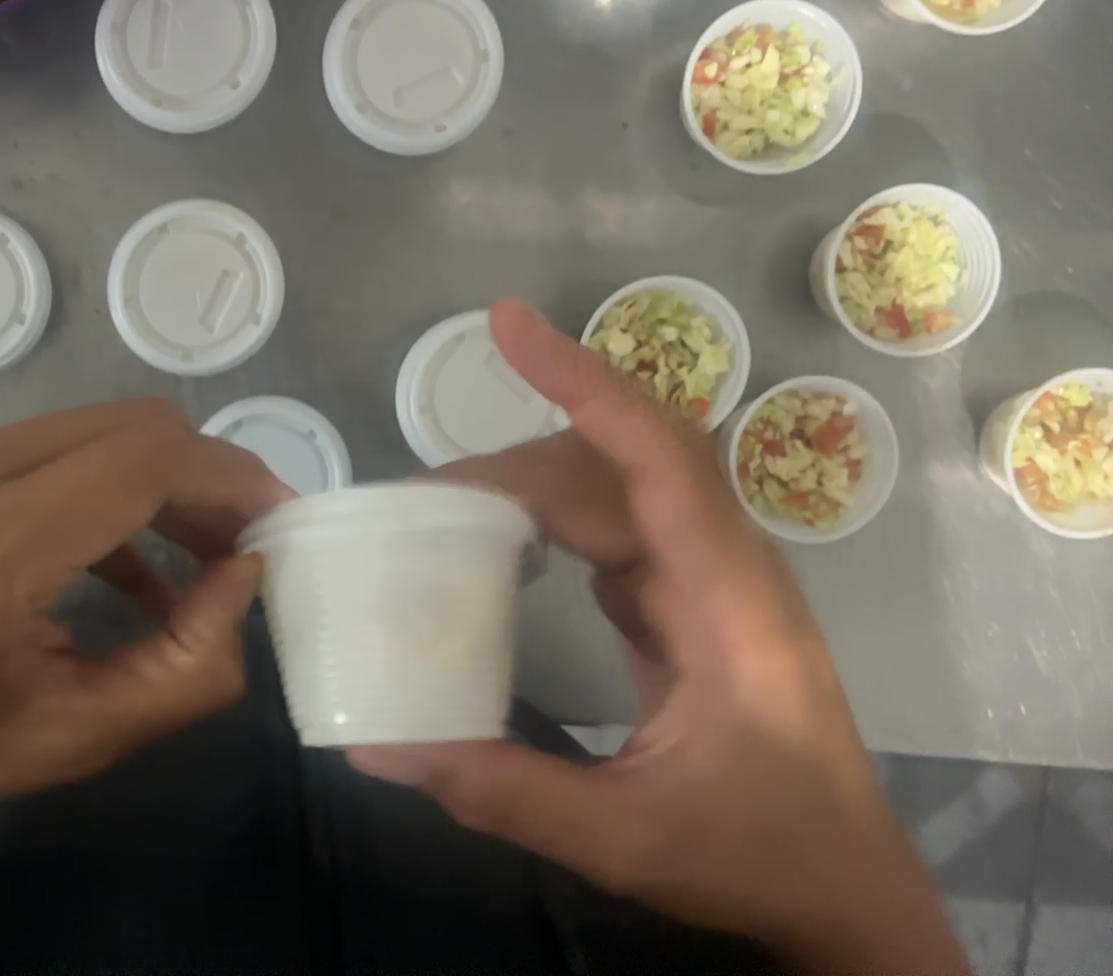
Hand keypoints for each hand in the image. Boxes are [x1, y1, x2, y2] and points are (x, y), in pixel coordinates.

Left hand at [0, 398, 293, 833]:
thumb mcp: (81, 733)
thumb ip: (190, 663)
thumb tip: (244, 574)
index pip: (148, 462)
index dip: (233, 480)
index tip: (281, 522)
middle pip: (134, 428)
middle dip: (207, 479)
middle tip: (244, 548)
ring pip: (99, 431)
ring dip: (163, 484)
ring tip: (200, 561)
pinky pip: (57, 451)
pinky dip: (112, 491)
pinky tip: (131, 569)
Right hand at [348, 301, 965, 974]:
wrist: (845, 896)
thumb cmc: (762, 858)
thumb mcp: (626, 839)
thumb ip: (500, 789)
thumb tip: (375, 746)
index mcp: (728, 605)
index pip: (661, 457)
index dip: (584, 381)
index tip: (508, 325)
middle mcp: (719, 570)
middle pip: (613, 466)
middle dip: (510, 464)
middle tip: (415, 500)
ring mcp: (702, 581)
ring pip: (607, 489)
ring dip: (521, 487)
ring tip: (438, 517)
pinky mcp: (681, 601)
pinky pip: (606, 527)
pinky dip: (540, 517)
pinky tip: (494, 544)